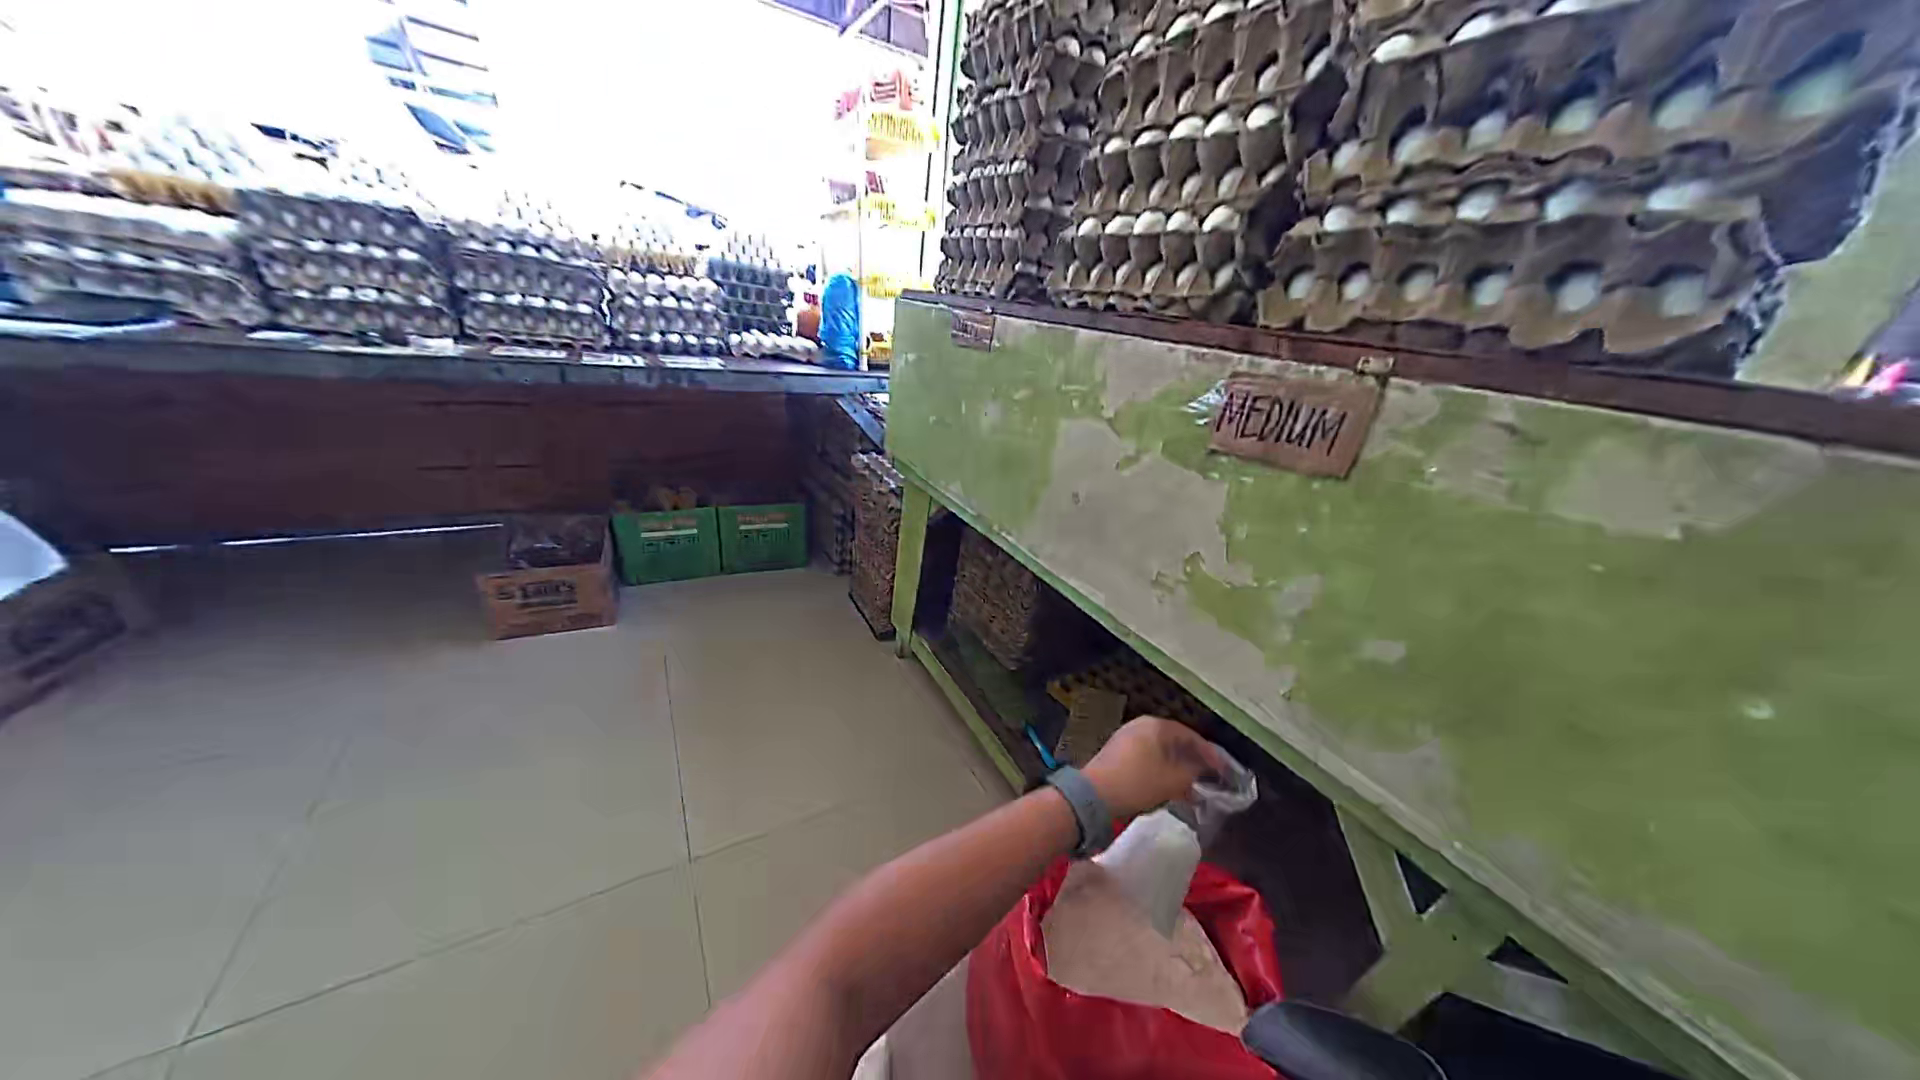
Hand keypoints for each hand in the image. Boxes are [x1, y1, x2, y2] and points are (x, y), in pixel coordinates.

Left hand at [1082, 715, 1225, 818]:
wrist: (1094, 795)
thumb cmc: (1138, 782)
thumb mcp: (1174, 780)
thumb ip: (1195, 772)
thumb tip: (1204, 770)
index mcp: (1155, 725)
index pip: (1190, 736)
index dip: (1210, 754)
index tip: (1225, 771)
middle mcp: (1141, 726)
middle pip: (1176, 742)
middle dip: (1194, 762)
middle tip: (1211, 780)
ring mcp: (1127, 739)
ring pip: (1162, 753)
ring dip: (1178, 770)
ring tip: (1194, 790)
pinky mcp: (1118, 754)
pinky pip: (1149, 760)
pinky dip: (1163, 772)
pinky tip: (1172, 790)